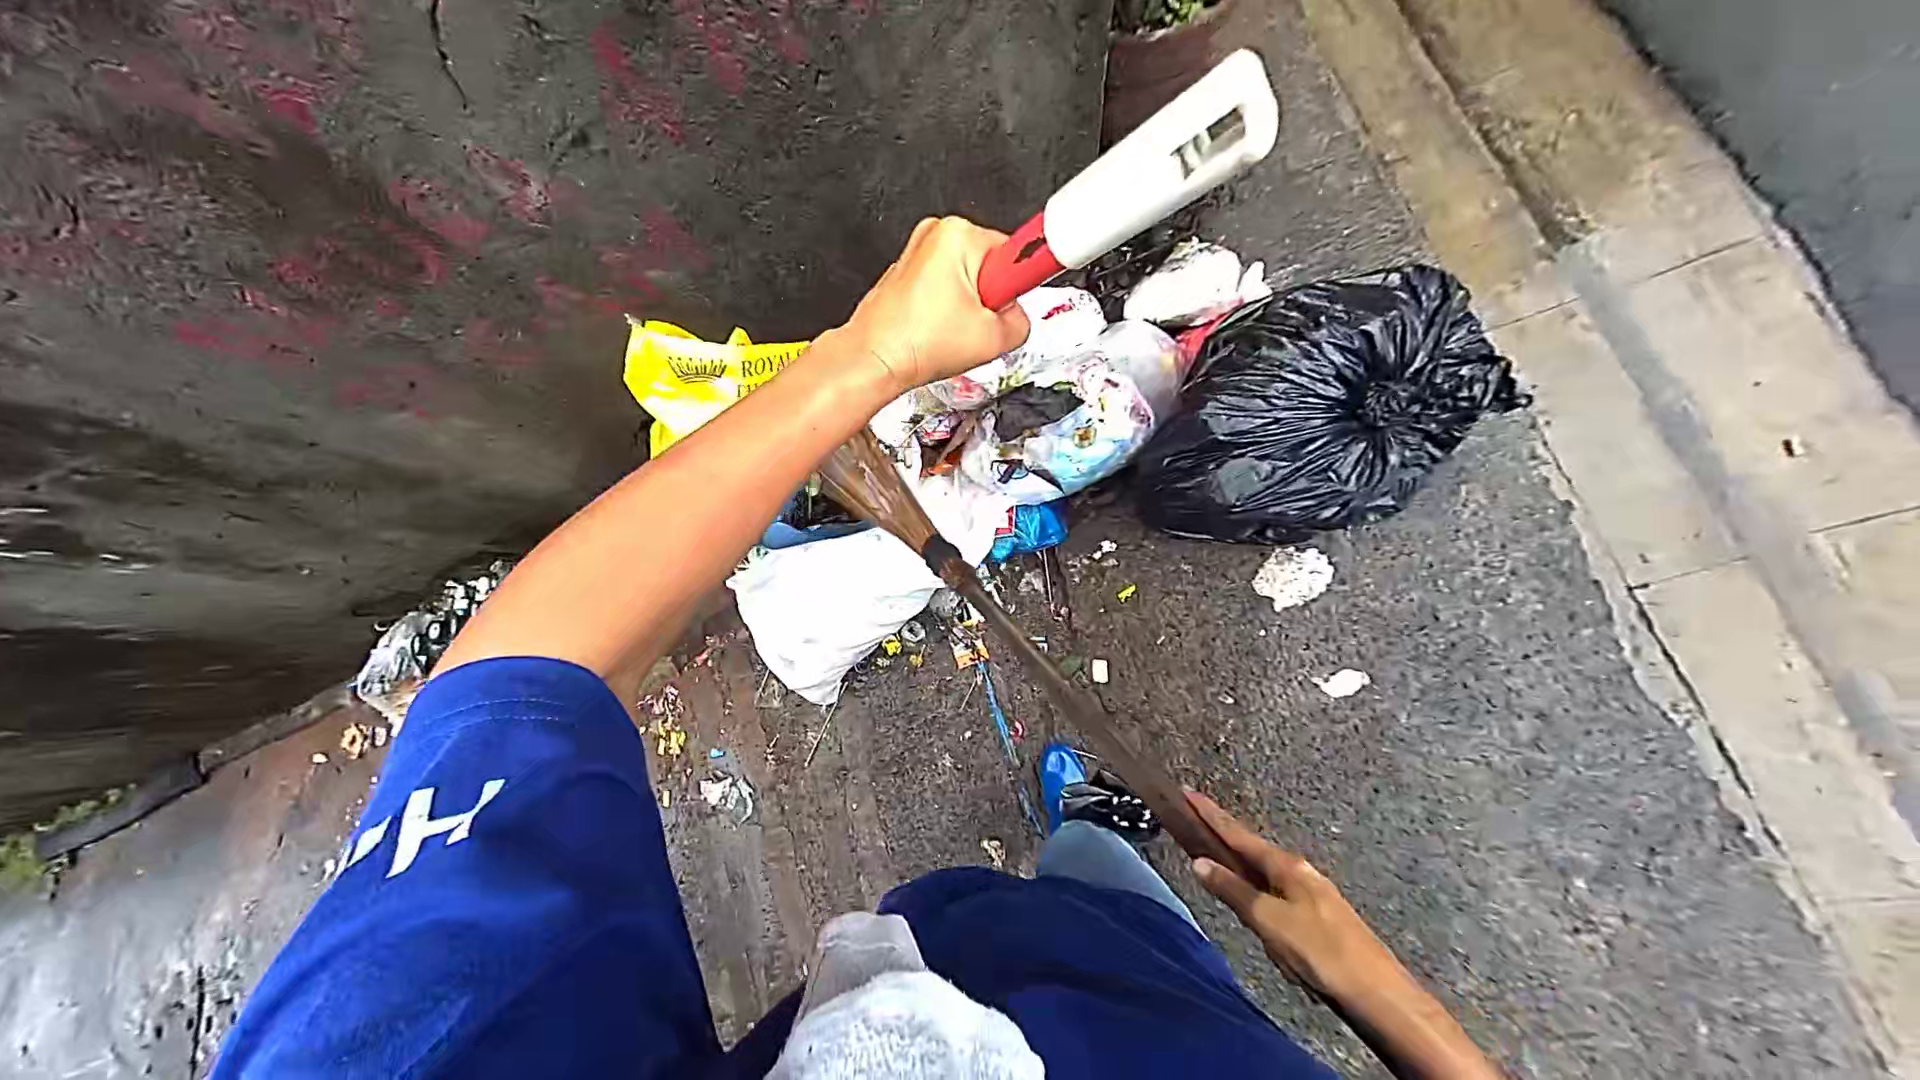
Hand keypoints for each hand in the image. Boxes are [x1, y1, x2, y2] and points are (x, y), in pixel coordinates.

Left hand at [831, 216, 1031, 394]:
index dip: (1026, 279)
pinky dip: (945, 312)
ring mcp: (919, 253)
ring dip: (967, 310)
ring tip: (951, 332)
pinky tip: (937, 331)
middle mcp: (937, 234)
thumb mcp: (994, 340)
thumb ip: (1023, 322)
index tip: (1047, 266)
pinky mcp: (908, 274)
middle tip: (975, 328)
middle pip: (992, 269)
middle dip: (990, 302)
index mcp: (960, 235)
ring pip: (968, 282)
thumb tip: (1020, 318)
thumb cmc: (914, 342)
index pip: (1018, 251)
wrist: (873, 360)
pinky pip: (945, 291)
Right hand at [1187, 791, 1410, 1001]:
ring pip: (1265, 884)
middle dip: (1226, 851)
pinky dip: (1265, 913)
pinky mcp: (1320, 920)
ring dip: (1248, 893)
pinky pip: (1279, 907)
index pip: (1237, 833)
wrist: (1383, 998)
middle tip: (1200, 844)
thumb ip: (1232, 891)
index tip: (1187, 792)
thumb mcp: (1268, 920)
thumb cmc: (1322, 952)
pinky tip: (1271, 939)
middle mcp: (1299, 872)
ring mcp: (1312, 895)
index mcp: (1286, 865)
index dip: (1210, 814)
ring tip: (1244, 917)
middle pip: (1251, 854)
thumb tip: (1199, 862)